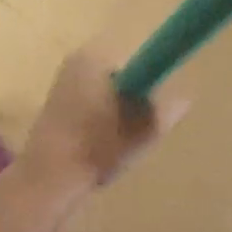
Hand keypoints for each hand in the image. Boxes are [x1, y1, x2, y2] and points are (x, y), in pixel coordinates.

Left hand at [15, 44, 188, 196]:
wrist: (49, 177)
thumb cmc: (97, 146)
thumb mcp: (144, 130)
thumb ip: (166, 108)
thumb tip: (183, 95)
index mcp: (95, 56)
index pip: (137, 54)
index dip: (152, 77)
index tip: (156, 104)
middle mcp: (75, 60)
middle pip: (122, 73)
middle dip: (134, 96)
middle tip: (139, 126)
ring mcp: (62, 80)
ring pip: (106, 90)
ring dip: (117, 110)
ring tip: (118, 139)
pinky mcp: (54, 102)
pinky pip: (90, 103)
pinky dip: (100, 119)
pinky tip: (99, 143)